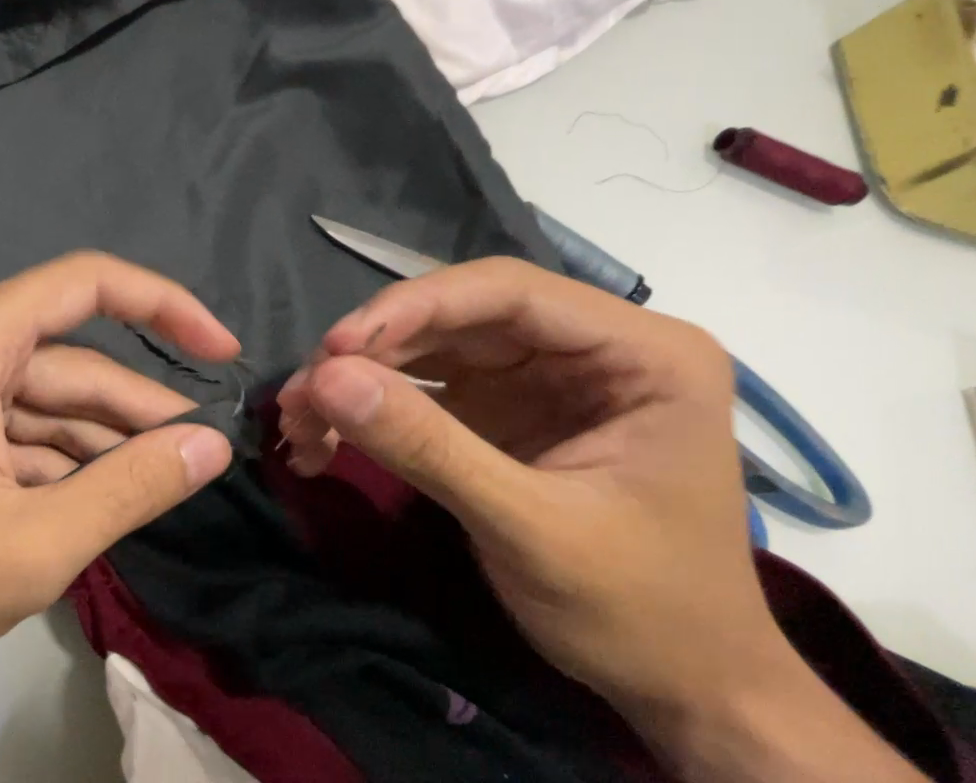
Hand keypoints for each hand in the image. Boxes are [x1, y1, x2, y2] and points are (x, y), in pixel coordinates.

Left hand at [0, 251, 238, 697]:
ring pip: (36, 399)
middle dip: (134, 407)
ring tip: (156, 486)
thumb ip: (131, 486)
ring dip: (95, 440)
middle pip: (66, 358)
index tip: (220, 353)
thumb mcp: (34, 541)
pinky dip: (50, 460)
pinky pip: (3, 428)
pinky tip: (91, 502)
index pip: (87, 284)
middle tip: (198, 458)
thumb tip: (209, 446)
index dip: (165, 307)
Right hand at [274, 259, 924, 781]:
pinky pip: (424, 388)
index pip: (509, 293)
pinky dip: (371, 410)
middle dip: (372, 351)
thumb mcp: (530, 529)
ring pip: (430, 347)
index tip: (334, 348)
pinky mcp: (505, 412)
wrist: (682, 689)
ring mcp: (544, 379)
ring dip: (360, 378)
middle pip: (458, 315)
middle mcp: (591, 348)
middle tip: (302, 395)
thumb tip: (324, 378)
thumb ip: (428, 448)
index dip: (413, 307)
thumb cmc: (638, 610)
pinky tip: (324, 439)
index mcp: (642, 354)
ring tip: (299, 420)